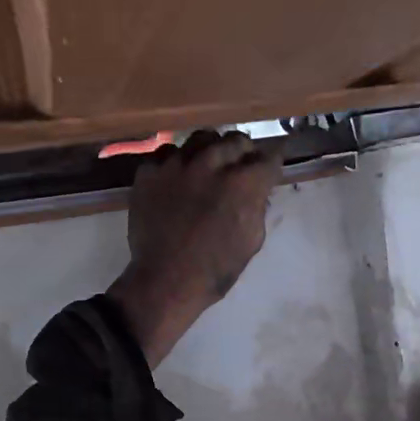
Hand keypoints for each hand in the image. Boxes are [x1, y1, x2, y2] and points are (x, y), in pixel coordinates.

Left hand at [107, 130, 282, 365]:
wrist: (165, 281)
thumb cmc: (215, 268)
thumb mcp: (252, 239)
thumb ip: (258, 205)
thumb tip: (257, 188)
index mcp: (243, 183)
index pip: (267, 157)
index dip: (270, 162)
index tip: (268, 166)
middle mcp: (211, 163)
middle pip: (235, 140)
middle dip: (242, 152)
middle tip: (239, 165)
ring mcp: (176, 164)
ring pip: (200, 139)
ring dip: (210, 149)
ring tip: (208, 164)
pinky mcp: (149, 171)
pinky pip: (167, 153)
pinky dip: (176, 163)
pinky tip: (177, 179)